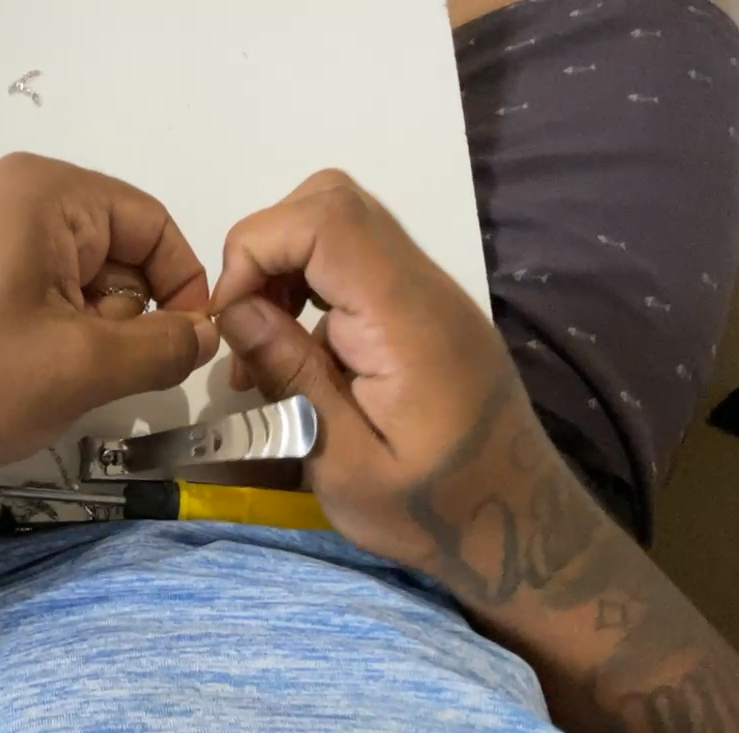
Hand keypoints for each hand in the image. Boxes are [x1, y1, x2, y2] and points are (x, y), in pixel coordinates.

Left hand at [0, 153, 220, 480]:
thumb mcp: (84, 367)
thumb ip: (163, 347)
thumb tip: (205, 334)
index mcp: (46, 193)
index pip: (152, 223)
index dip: (183, 287)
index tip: (187, 350)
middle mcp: (12, 201)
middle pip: (116, 254)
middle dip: (124, 320)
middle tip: (96, 375)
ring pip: (78, 287)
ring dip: (87, 340)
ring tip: (51, 382)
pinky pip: (39, 303)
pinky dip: (52, 344)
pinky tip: (24, 381)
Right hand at [210, 171, 608, 606]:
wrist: (512, 524)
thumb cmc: (428, 510)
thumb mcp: (343, 463)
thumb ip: (292, 377)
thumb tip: (234, 308)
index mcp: (407, 323)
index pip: (327, 220)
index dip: (256, 249)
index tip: (226, 318)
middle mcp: (422, 289)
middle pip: (333, 202)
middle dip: (263, 252)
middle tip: (239, 328)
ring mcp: (425, 296)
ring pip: (339, 227)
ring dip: (279, 272)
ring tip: (258, 350)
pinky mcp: (417, 314)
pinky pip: (350, 269)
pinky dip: (302, 293)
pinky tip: (290, 357)